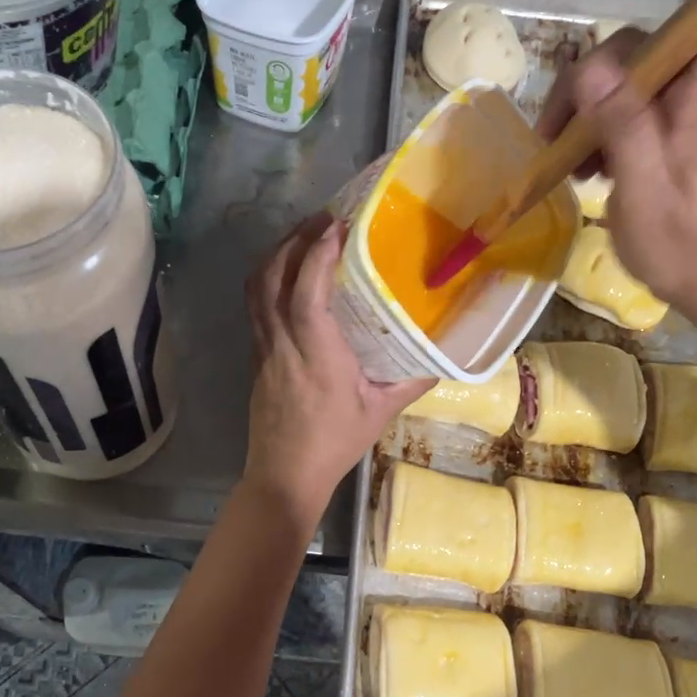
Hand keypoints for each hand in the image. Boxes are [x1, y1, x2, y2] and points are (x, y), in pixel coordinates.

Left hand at [244, 213, 433, 516]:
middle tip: (321, 220)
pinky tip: (291, 279)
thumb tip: (441, 355)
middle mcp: (282, 346)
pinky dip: (270, 282)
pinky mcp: (257, 359)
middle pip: (269, 279)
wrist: (283, 476)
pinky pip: (256, 309)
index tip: (336, 226)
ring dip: (275, 257)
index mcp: (315, 355)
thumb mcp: (379, 413)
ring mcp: (263, 351)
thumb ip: (410, 381)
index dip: (316, 255)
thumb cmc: (333, 445)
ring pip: (255, 291)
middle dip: (292, 241)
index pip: (305, 293)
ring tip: (303, 238)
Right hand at [536, 0, 696, 305]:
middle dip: (593, 75)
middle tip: (555, 132)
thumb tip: (590, 68)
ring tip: (568, 162)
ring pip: (628, 75)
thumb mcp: (645, 187)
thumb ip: (624, 125)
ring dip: (587, 111)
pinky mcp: (672, 128)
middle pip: (649, 41)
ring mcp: (688, 105)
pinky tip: (585, 169)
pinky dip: (598, 128)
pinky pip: (628, 105)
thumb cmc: (684, 240)